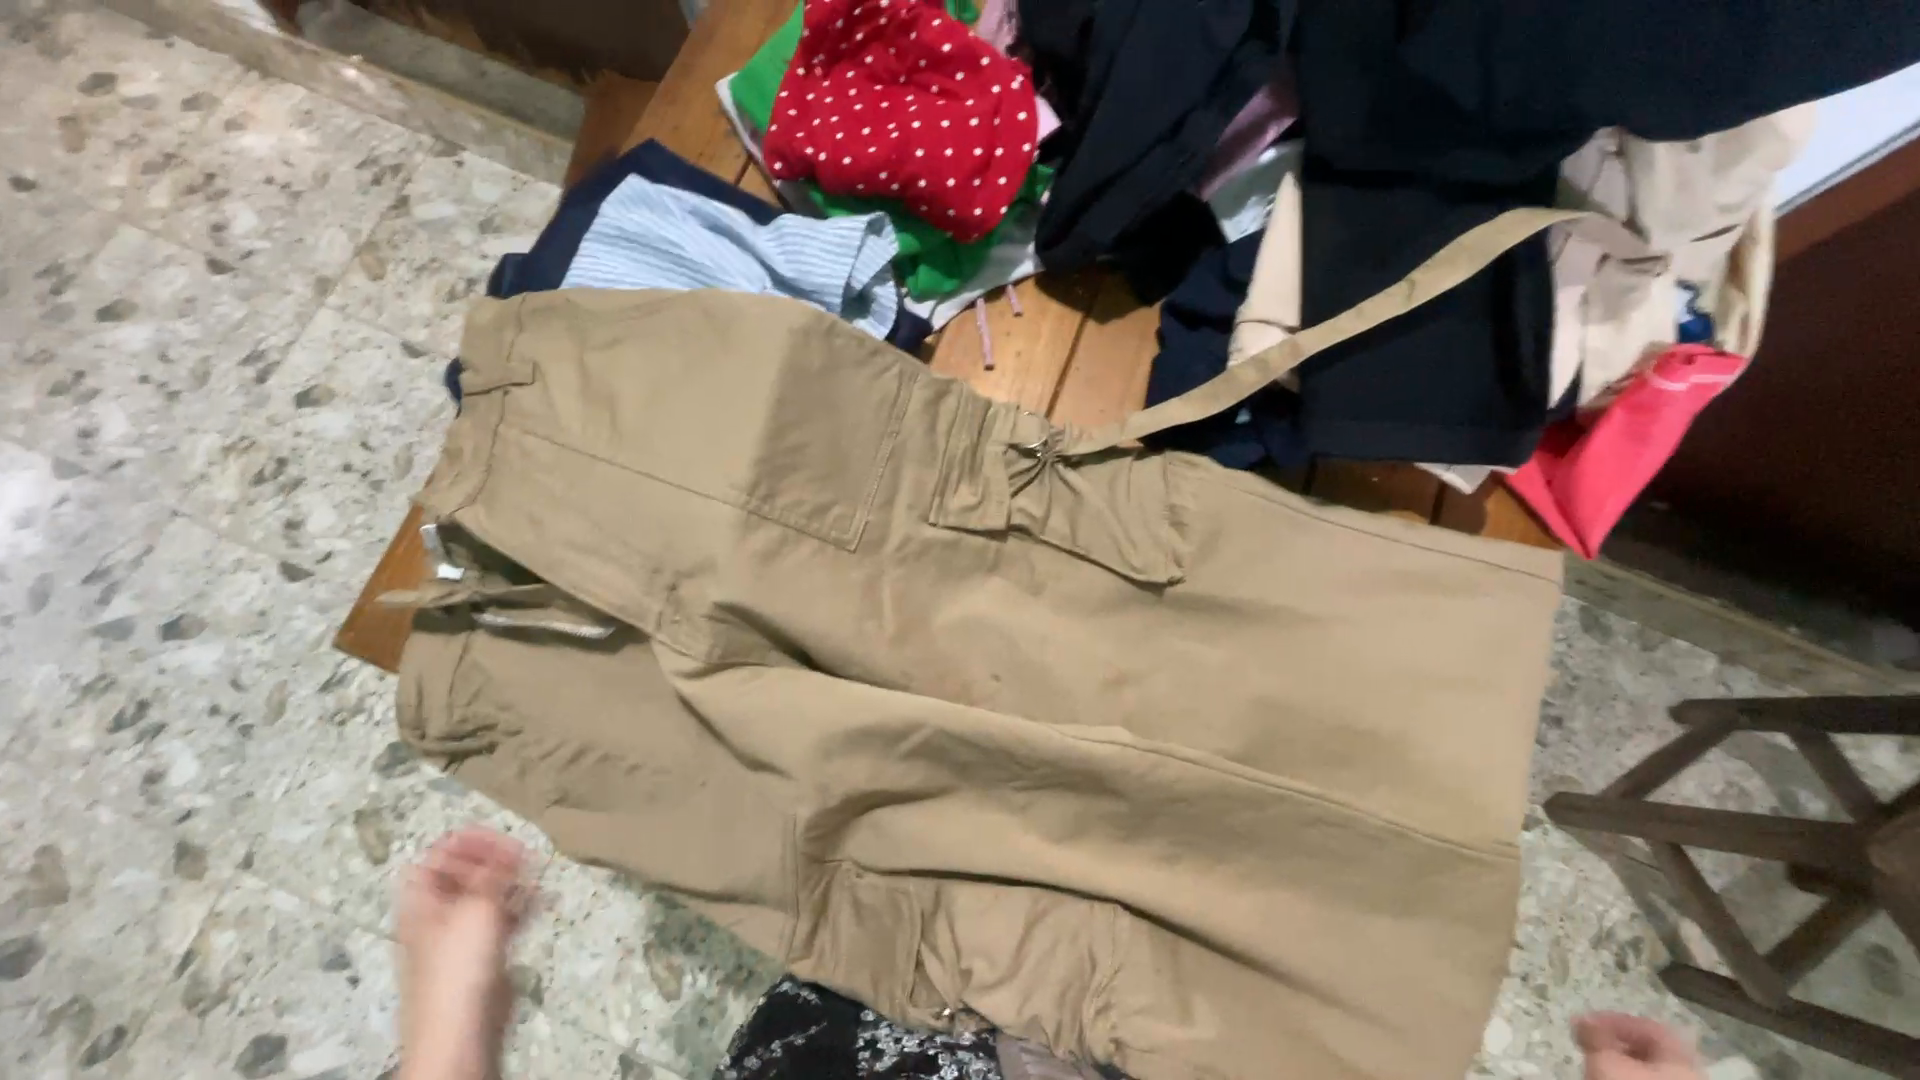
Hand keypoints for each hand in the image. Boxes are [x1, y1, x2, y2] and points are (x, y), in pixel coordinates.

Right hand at [1574, 1013, 1704, 1079]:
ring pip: (1651, 1074)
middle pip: (1653, 1053)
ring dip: (1622, 1066)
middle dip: (1618, 1045)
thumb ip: (1595, 1034)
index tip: (1587, 1024)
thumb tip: (1584, 1019)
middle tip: (1591, 1046)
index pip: (1653, 1028)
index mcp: (1683, 1062)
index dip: (1617, 1020)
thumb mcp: (1605, 1060)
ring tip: (1596, 1068)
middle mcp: (1691, 1078)